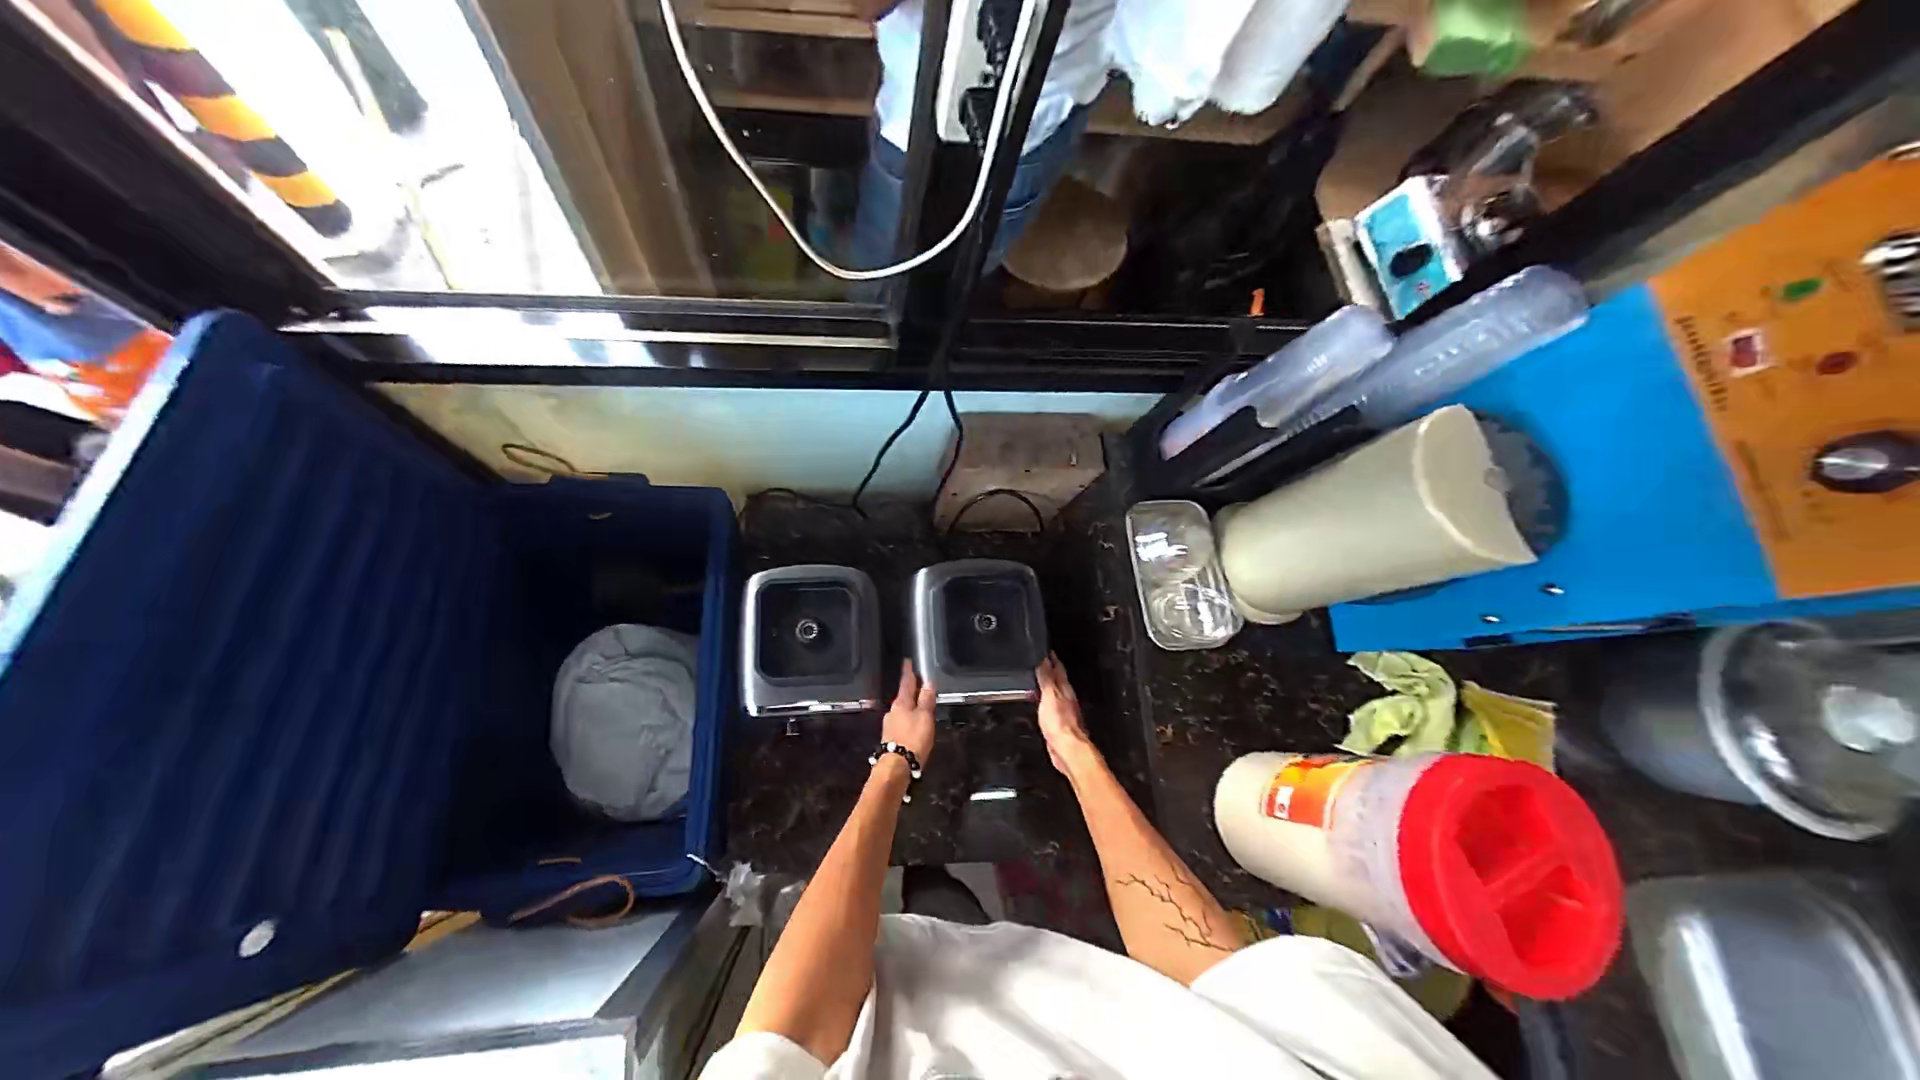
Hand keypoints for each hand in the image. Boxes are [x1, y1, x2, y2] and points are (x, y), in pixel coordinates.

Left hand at [880, 660, 934, 770]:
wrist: (897, 767)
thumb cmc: (913, 738)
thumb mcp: (925, 717)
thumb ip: (926, 700)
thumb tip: (928, 683)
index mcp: (901, 703)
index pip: (906, 683)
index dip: (908, 672)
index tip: (907, 662)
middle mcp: (892, 712)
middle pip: (903, 697)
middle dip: (911, 691)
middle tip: (919, 684)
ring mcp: (890, 725)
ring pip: (902, 711)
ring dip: (911, 706)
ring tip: (921, 706)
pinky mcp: (891, 738)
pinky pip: (902, 722)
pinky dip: (909, 719)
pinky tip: (914, 725)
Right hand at [1036, 653, 1100, 778]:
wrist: (1067, 749)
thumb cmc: (1060, 724)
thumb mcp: (1049, 696)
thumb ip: (1046, 678)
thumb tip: (1044, 660)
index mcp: (1065, 689)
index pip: (1058, 669)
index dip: (1053, 659)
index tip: (1048, 651)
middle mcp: (1066, 698)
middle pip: (1058, 680)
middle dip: (1051, 670)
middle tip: (1043, 662)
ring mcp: (1063, 711)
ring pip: (1055, 693)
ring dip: (1047, 685)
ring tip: (1039, 680)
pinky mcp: (1058, 723)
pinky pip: (1051, 706)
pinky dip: (1045, 700)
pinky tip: (1041, 703)